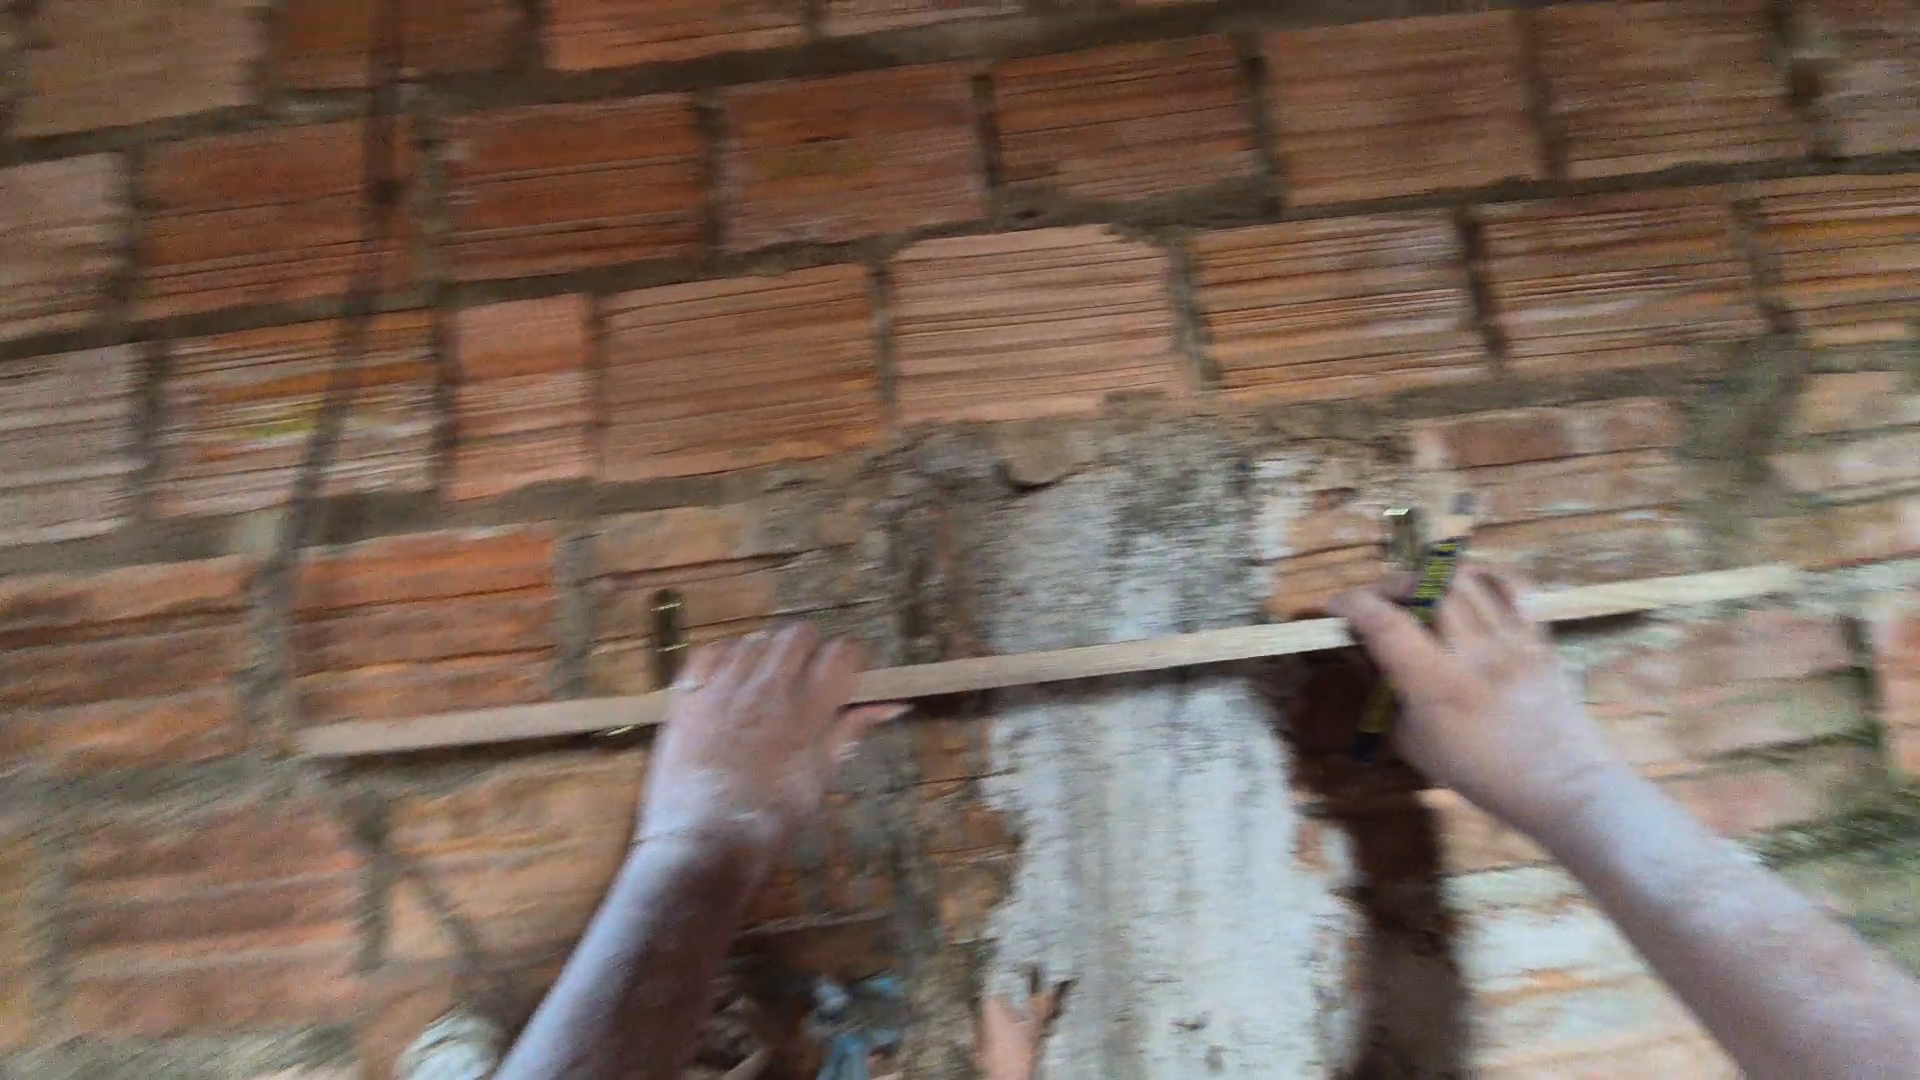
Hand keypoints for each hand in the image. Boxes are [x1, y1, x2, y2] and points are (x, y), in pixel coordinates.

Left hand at [638, 622, 905, 875]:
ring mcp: (723, 690)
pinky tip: (729, 678)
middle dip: (809, 649)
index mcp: (807, 713)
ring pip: (757, 639)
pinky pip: (710, 651)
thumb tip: (893, 706)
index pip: (841, 653)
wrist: (700, 847)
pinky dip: (725, 657)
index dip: (847, 656)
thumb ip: (851, 731)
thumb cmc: (771, 821)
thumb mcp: (821, 777)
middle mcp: (767, 691)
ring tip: (764, 681)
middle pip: (799, 634)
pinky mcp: (688, 697)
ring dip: (768, 653)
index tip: (843, 670)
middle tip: (804, 676)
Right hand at [1328, 566, 1624, 835]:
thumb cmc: (1478, 773)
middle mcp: (1477, 654)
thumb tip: (1357, 645)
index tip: (1334, 607)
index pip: (1386, 623)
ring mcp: (1514, 642)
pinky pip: (1513, 588)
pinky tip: (1462, 587)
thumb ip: (1381, 687)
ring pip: (1465, 580)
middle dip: (1388, 585)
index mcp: (1438, 685)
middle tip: (1374, 601)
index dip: (1352, 604)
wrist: (1566, 789)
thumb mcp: (1410, 739)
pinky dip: (1481, 577)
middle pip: (1426, 587)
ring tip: (1413, 593)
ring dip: (1428, 578)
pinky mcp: (1540, 639)